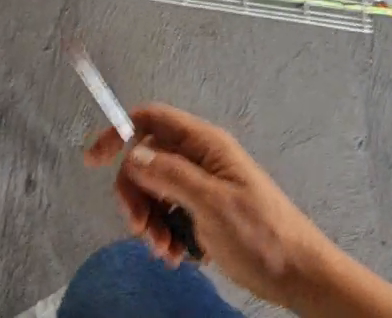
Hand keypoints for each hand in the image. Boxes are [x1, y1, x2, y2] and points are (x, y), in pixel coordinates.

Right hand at [83, 102, 335, 306]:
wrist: (298, 273)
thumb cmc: (261, 234)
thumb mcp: (212, 204)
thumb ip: (171, 175)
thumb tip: (133, 154)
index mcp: (204, 144)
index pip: (151, 119)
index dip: (119, 132)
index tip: (93, 161)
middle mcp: (200, 157)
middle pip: (146, 158)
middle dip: (134, 192)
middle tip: (138, 228)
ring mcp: (201, 184)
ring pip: (153, 188)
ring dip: (148, 218)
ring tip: (163, 249)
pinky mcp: (203, 211)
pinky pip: (168, 212)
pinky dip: (163, 231)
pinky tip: (174, 254)